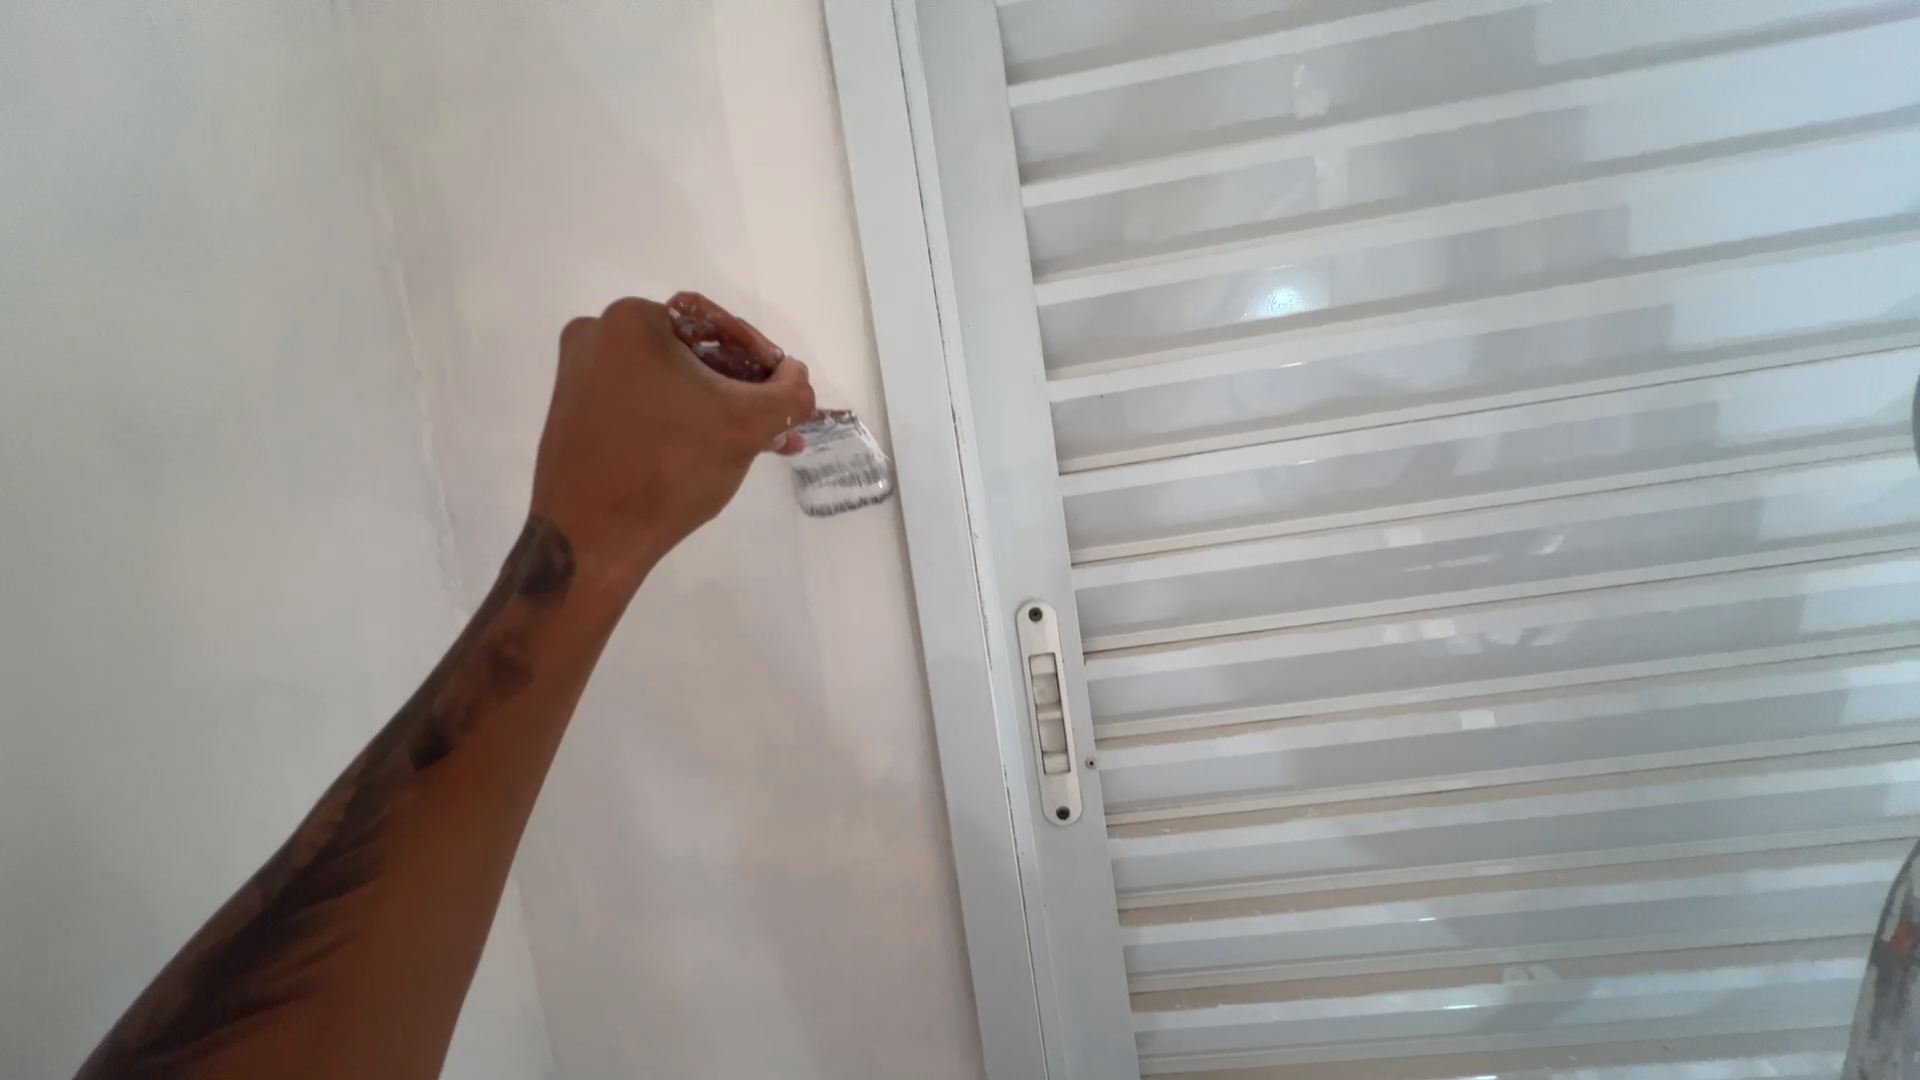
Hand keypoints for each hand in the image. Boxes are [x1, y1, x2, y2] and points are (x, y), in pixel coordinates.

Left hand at [529, 295, 814, 590]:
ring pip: (675, 385)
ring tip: (763, 446)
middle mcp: (599, 337)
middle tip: (779, 425)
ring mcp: (582, 377)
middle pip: (696, 356)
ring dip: (722, 412)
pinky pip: (649, 407)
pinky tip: (718, 454)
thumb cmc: (670, 468)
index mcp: (632, 321)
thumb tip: (798, 379)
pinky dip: (686, 424)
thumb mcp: (747, 426)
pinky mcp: (578, 415)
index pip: (718, 326)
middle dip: (745, 392)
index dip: (763, 359)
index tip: (787, 393)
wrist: (591, 538)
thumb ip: (789, 394)